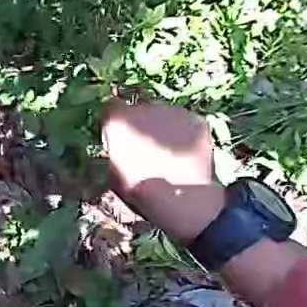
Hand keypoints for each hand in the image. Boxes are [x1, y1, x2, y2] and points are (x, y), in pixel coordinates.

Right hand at [104, 99, 306, 305]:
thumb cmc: (140, 190)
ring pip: (161, 111)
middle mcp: (147, 108)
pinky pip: (182, 120)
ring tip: (163, 150)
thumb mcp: (112, 171)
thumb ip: (113, 148)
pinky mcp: (196, 119)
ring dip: (159, 125)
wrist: (184, 200)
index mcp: (121, 121)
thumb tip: (115, 139)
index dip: (112, 120)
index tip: (114, 134)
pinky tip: (180, 152)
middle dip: (137, 122)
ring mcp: (175, 111)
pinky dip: (179, 131)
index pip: (110, 106)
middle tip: (140, 145)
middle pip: (138, 107)